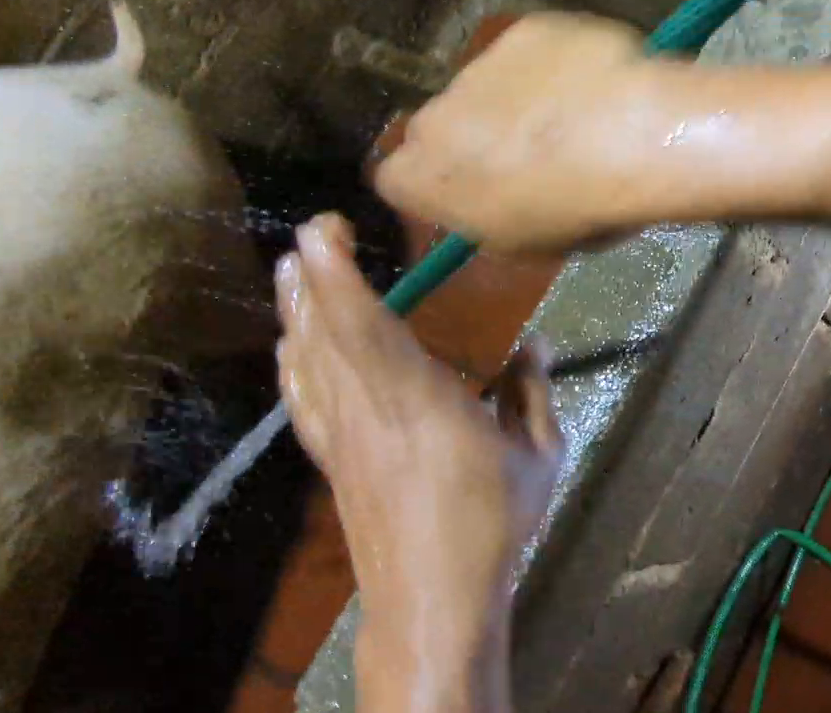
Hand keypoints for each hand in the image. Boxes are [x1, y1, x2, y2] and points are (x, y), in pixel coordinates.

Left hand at [274, 214, 561, 711]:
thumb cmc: (497, 522)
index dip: (340, 276)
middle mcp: (370, 413)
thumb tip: (533, 341)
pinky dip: (295, 361)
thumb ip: (532, 392)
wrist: (434, 599)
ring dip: (298, 312)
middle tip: (310, 233)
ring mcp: (343, 439)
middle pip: (328, 335)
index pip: (369, 327)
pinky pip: (305, 399)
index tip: (325, 231)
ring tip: (289, 270)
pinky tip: (292, 344)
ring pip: (309, 363)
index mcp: (423, 403)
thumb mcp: (541, 452)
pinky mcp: (335, 462)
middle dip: (312, 280)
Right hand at [372, 13, 675, 251]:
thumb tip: (501, 208)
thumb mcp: (528, 245)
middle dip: (493, 133)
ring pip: (503, 82)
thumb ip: (492, 221)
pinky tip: (607, 84)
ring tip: (591, 118)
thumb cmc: (581, 210)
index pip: (409, 179)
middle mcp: (432, 113)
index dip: (456, 183)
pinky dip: (571, 63)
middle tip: (552, 152)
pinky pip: (547, 50)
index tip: (498, 191)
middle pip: (455, 123)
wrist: (633, 140)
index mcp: (415, 177)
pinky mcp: (529, 29)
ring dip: (535, 96)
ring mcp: (481, 62)